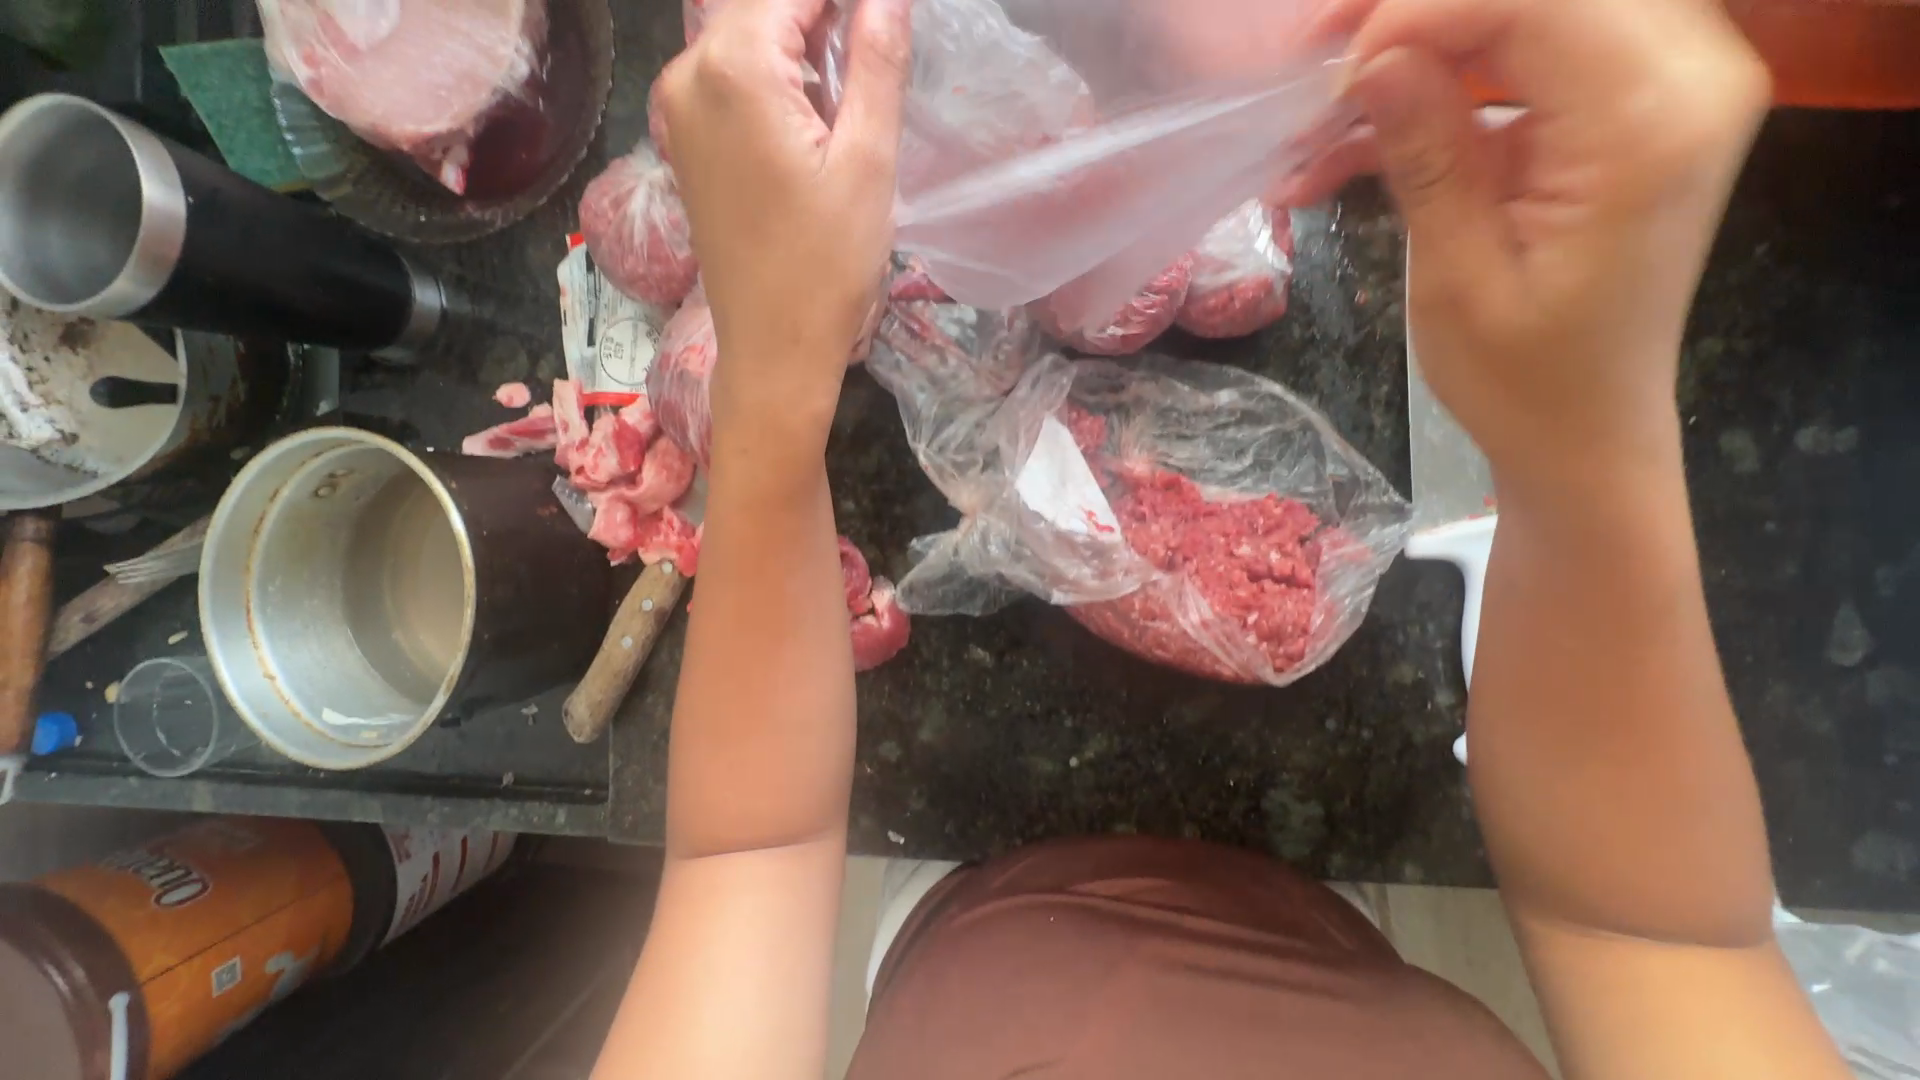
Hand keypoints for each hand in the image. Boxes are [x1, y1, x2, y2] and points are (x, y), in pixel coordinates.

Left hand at [657, 0, 910, 442]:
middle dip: (823, 13)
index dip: (847, 1)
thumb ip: (876, 61)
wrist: (773, 349)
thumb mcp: (867, 162)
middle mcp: (690, 71)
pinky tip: (815, 109)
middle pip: (764, 4)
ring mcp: (679, 108)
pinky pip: (729, 76)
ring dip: (801, 40)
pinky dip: (774, 74)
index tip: (884, 23)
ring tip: (854, 79)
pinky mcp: (686, 141)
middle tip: (877, 48)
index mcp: (735, 67)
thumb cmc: (827, 266)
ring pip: (745, 36)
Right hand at [1302, 0, 1769, 486]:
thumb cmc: (1521, 379)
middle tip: (1322, 69)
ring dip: (1420, 55)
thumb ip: (1428, 153)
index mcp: (1647, 119)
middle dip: (1416, 19)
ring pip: (1527, 17)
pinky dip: (1441, 91)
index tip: (1333, 78)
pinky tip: (1360, 145)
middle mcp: (1681, 74)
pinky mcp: (1618, 112)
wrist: (1584, 429)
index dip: (1419, 15)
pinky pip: (1525, 62)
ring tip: (1324, 119)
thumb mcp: (1457, 276)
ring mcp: (1658, 86)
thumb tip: (1372, 61)